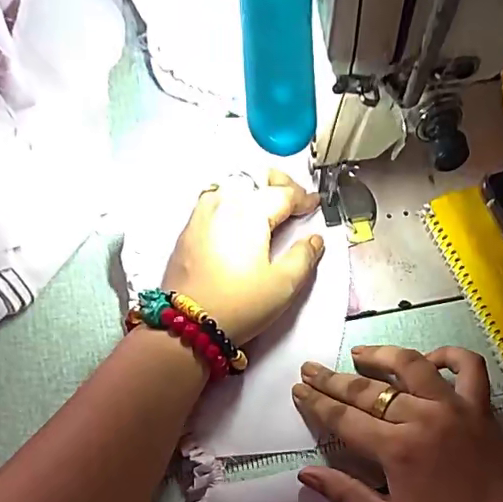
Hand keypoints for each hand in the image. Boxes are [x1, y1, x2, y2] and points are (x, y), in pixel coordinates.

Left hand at [161, 171, 325, 344]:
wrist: (188, 323)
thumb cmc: (237, 305)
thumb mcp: (284, 284)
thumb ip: (304, 256)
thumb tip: (313, 241)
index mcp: (250, 211)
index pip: (283, 193)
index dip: (303, 198)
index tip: (314, 204)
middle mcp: (223, 203)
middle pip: (255, 178)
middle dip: (279, 183)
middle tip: (294, 197)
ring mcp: (201, 214)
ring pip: (232, 184)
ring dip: (254, 188)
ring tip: (268, 204)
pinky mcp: (189, 230)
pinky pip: (215, 200)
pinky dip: (233, 200)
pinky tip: (241, 218)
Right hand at [293, 345, 502, 501]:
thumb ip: (346, 495)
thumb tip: (305, 472)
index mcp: (397, 450)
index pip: (345, 419)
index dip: (317, 402)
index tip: (298, 388)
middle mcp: (422, 418)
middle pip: (369, 390)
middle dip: (334, 379)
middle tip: (311, 368)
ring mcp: (453, 406)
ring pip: (412, 365)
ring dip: (382, 355)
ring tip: (359, 353)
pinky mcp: (479, 404)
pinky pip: (466, 365)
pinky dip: (448, 355)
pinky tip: (428, 359)